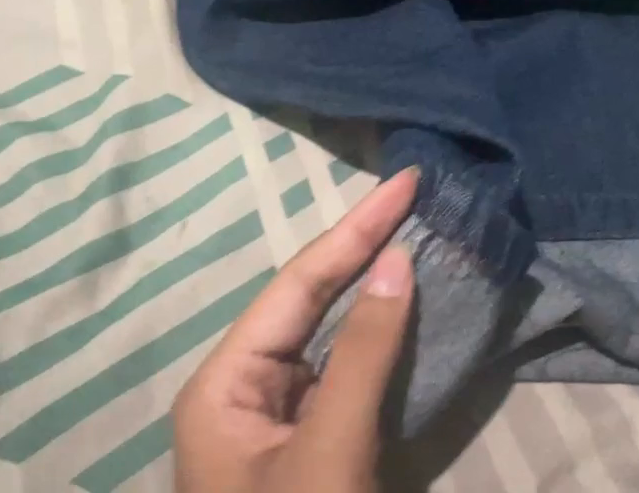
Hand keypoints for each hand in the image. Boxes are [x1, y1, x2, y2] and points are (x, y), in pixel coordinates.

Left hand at [173, 169, 417, 492]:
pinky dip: (380, 332)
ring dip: (373, 282)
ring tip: (411, 228)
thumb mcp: (328, 455)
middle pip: (311, 297)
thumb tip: (396, 262)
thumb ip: (361, 355)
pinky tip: (406, 300)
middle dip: (361, 244)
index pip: (299, 282)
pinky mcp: (310, 437)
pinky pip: (345, 367)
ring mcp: (278, 412)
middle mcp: (245, 383)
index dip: (355, 228)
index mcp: (226, 380)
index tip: (404, 182)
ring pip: (330, 329)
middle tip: (411, 193)